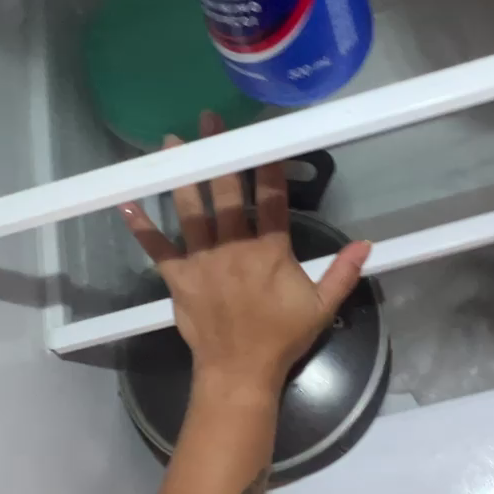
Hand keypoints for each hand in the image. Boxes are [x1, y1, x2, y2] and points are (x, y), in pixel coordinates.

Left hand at [120, 113, 372, 399]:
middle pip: (227, 193)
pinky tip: (126, 203)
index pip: (272, 199)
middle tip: (210, 121)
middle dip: (220, 154)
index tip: (265, 137)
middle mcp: (234, 247)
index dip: (269, 166)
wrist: (240, 372)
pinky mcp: (178, 278)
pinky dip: (141, 227)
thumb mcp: (322, 307)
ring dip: (181, 175)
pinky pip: (157, 249)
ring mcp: (203, 261)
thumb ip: (343, 273)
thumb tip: (367, 244)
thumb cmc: (282, 338)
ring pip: (191, 210)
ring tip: (170, 143)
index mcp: (270, 251)